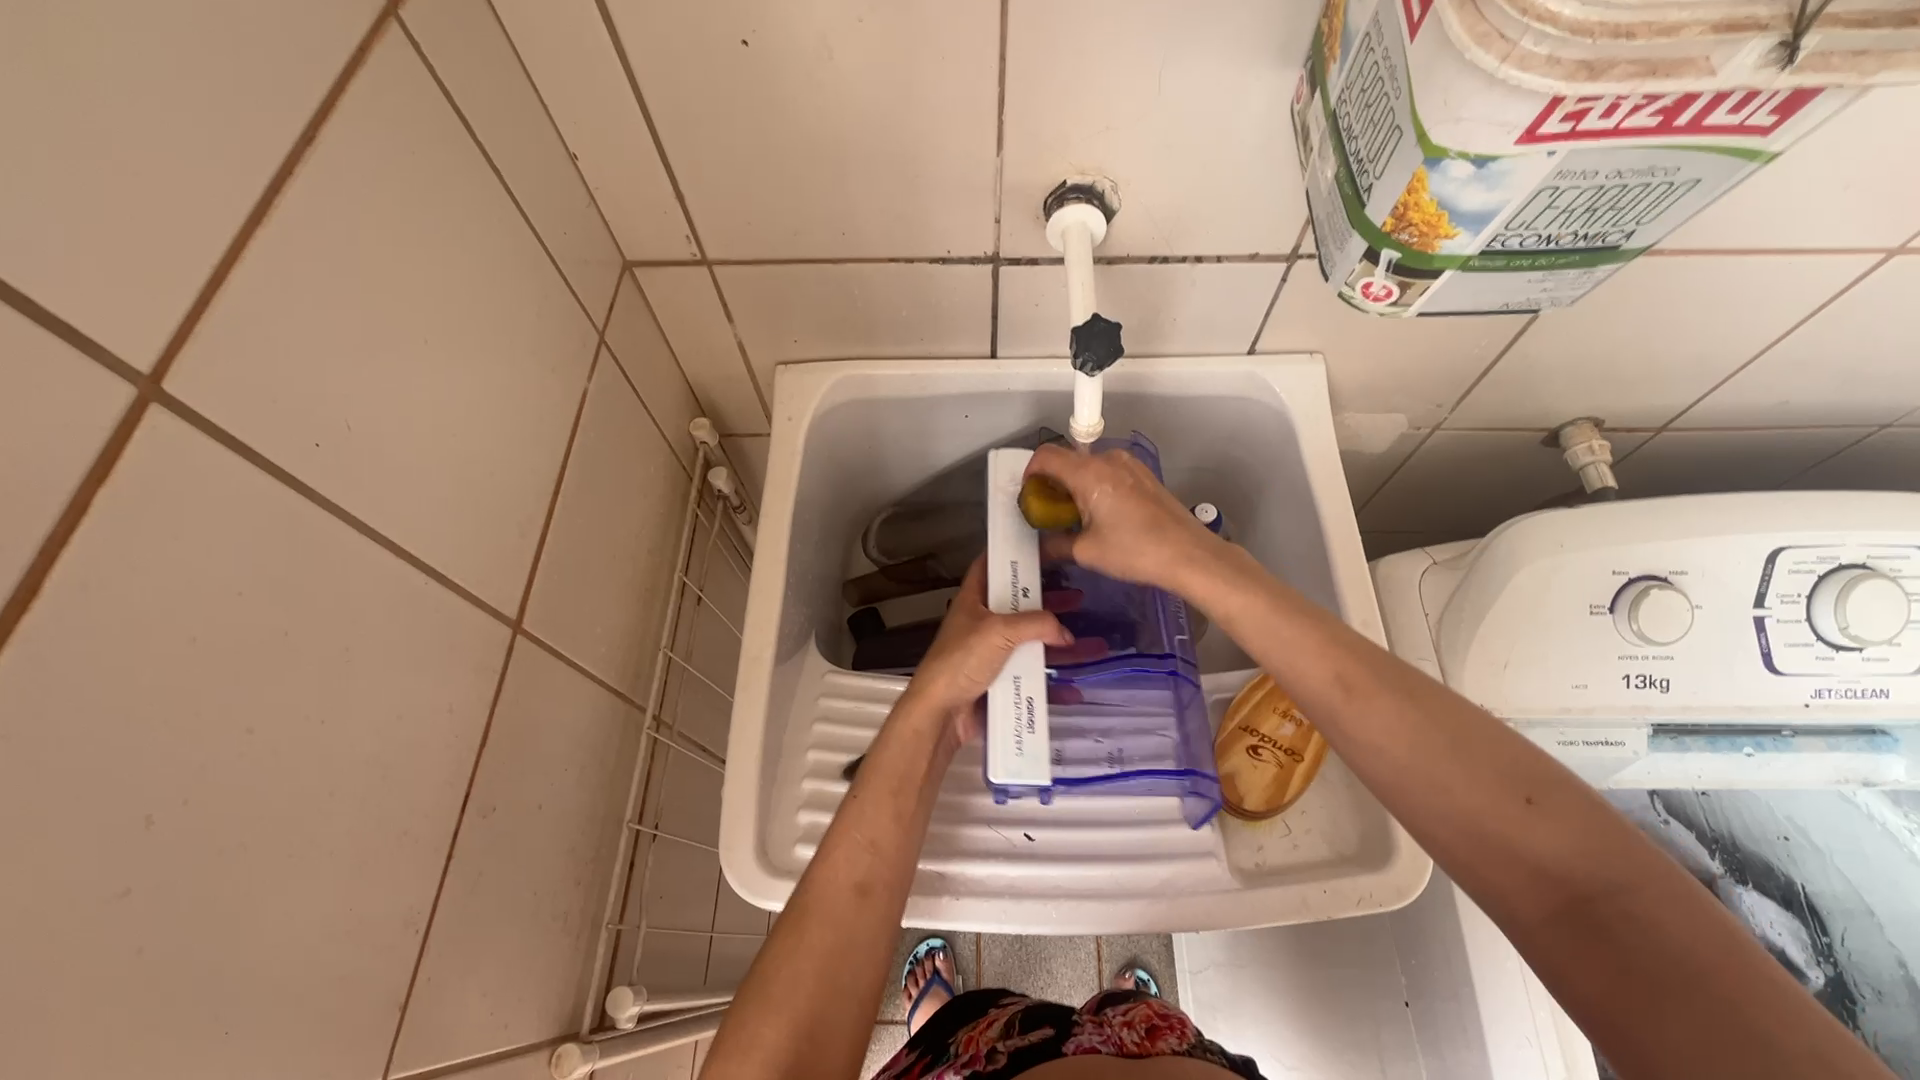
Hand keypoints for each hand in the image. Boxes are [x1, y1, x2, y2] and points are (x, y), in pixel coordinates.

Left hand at [900, 555, 1073, 743]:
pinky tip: (1076, 690)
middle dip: (1049, 604)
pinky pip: (1031, 681)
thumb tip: (1064, 631)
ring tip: (1094, 646)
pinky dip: (1053, 686)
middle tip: (1078, 599)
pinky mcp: (997, 685)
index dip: (1010, 556)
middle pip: (1020, 608)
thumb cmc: (961, 661)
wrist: (940, 714)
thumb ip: (1035, 624)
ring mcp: (990, 657)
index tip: (1040, 549)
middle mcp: (981, 626)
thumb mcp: (998, 631)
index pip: (989, 567)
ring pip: (1031, 646)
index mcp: (973, 602)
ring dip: (1060, 647)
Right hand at [1023, 443, 1222, 591]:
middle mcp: (1108, 459)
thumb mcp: (1086, 552)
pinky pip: (1109, 473)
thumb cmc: (1135, 551)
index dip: (1029, 473)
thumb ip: (1055, 544)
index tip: (1030, 497)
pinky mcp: (1144, 475)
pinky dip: (1096, 488)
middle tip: (1051, 515)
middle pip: (1067, 460)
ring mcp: (1129, 465)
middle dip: (1053, 484)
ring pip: (1089, 467)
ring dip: (1076, 487)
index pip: (1045, 456)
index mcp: (1088, 472)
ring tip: (1078, 519)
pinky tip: (1103, 517)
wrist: (1189, 554)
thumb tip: (1040, 546)